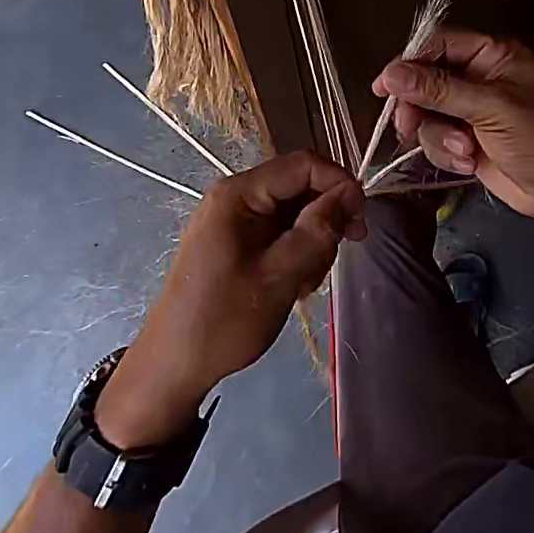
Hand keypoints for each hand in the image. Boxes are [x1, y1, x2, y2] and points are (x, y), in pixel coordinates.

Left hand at [95, 151, 365, 448]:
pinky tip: (296, 283)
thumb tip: (351, 195)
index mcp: (239, 194)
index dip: (340, 183)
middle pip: (302, 186)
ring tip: (308, 280)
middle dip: (328, 216)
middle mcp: (237, 197)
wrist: (172, 368)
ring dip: (314, 240)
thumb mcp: (281, 275)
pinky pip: (282, 231)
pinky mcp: (239, 241)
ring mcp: (237, 220)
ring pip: (297, 211)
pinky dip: (299, 252)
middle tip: (344, 250)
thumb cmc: (223, 320)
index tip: (361, 219)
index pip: (304, 164)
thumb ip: (319, 229)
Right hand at [373, 28, 533, 221]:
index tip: (385, 85)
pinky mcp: (469, 142)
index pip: (440, 45)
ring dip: (439, 137)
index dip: (410, 62)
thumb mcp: (493, 108)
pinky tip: (469, 163)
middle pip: (426, 81)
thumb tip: (394, 73)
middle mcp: (481, 79)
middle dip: (419, 106)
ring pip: (428, 116)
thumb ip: (441, 90)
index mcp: (494, 56)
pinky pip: (438, 141)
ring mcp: (473, 113)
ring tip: (465, 151)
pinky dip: (447, 154)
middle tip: (411, 124)